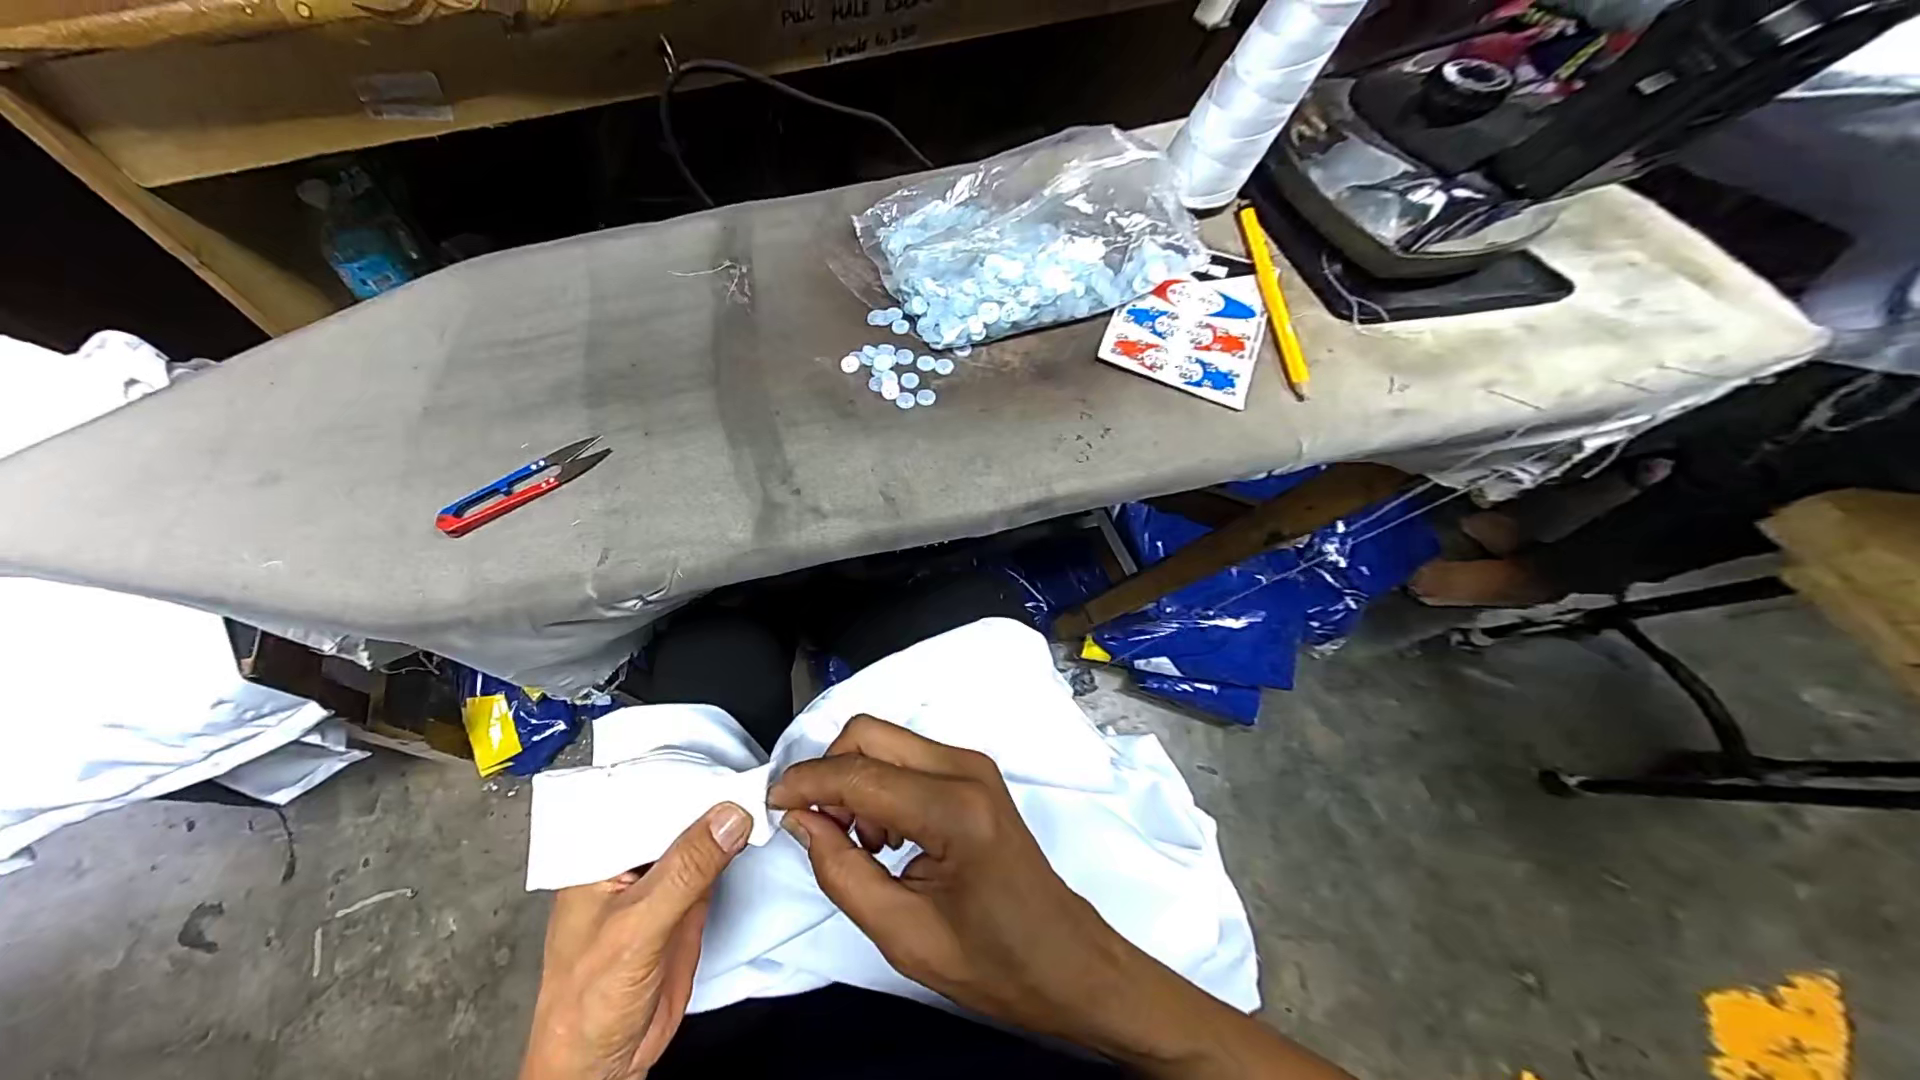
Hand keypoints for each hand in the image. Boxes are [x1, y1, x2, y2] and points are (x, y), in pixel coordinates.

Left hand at [520, 802, 751, 1079]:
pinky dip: (738, 843)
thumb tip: (729, 817)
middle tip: (754, 775)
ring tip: (762, 792)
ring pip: (700, 832)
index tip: (728, 766)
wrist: (606, 1065)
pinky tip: (755, 826)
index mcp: (598, 856)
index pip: (644, 799)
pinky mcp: (688, 896)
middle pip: (677, 810)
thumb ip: (684, 870)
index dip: (686, 777)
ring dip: (729, 816)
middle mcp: (629, 859)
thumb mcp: (637, 929)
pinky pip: (717, 858)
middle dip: (713, 792)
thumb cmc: (587, 1005)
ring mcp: (662, 878)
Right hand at [769, 716, 1352, 1079]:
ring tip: (862, 843)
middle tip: (819, 829)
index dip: (803, 785)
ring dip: (855, 778)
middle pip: (869, 732)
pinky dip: (880, 782)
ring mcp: (974, 764)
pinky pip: (908, 757)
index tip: (770, 807)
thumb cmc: (993, 962)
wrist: (1069, 962)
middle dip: (829, 771)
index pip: (856, 772)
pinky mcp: (975, 774)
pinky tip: (887, 834)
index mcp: (952, 808)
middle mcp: (965, 767)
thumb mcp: (902, 933)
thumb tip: (799, 818)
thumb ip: (840, 869)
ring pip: (886, 740)